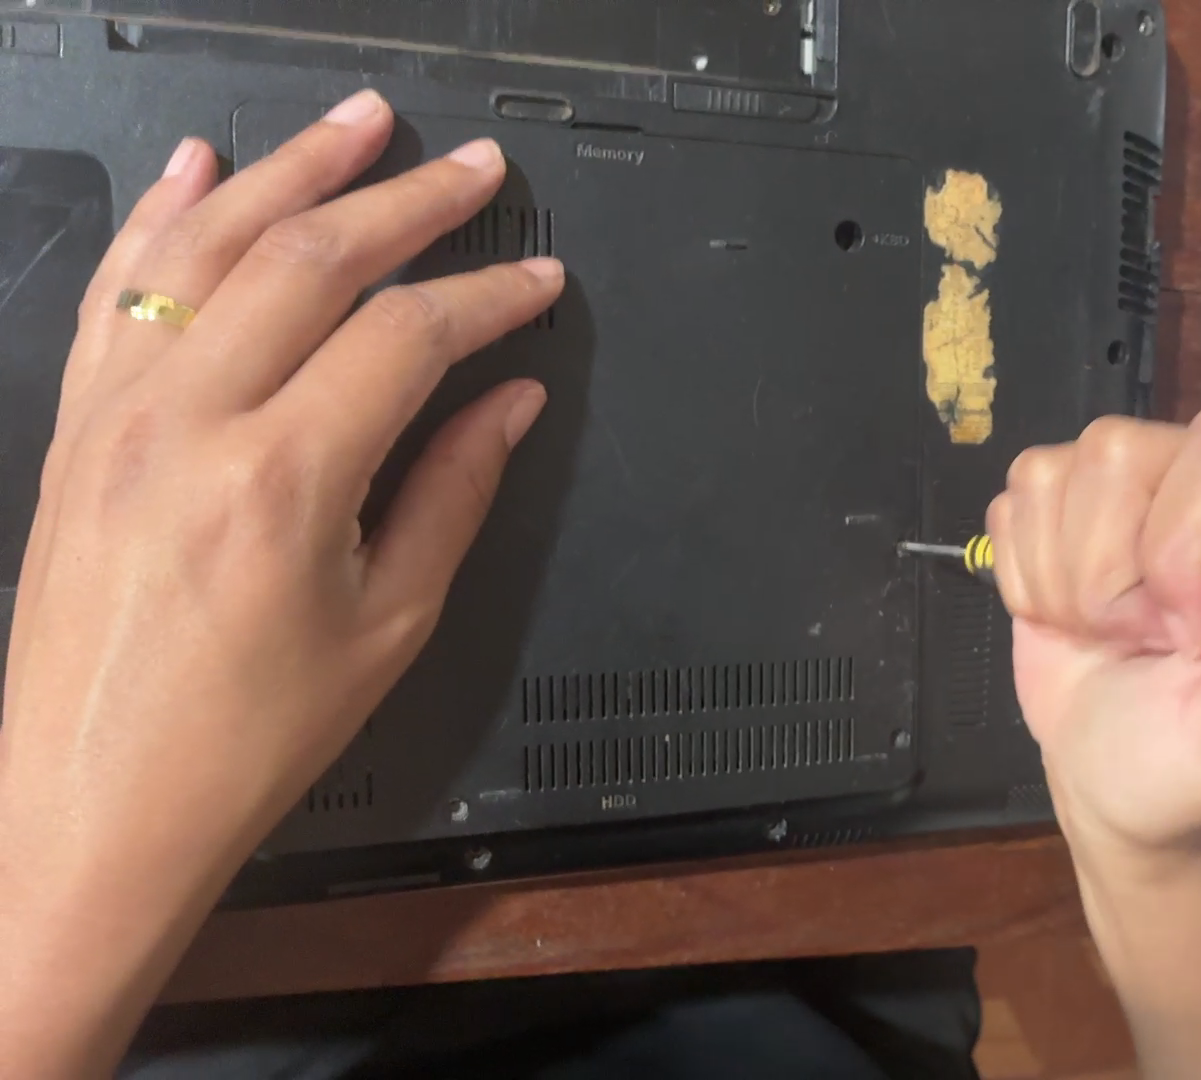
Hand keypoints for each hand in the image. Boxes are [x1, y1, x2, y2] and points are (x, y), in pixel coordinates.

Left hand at [1, 89, 560, 892]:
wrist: (87, 802)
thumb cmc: (261, 725)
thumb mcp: (397, 611)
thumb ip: (456, 486)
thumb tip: (510, 401)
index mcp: (286, 477)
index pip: (407, 337)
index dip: (487, 296)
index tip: (540, 278)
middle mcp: (187, 424)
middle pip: (309, 263)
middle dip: (405, 201)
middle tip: (474, 166)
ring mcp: (116, 416)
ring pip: (210, 250)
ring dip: (294, 173)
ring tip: (360, 124)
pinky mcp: (82, 427)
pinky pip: (123, 292)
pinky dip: (172, 216)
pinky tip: (210, 166)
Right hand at [988, 402, 1200, 857]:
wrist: (1109, 780)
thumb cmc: (1193, 763)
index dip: (1186, 548)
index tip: (1196, 633)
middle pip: (1123, 452)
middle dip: (1115, 571)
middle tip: (1151, 633)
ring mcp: (1143, 482)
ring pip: (1060, 471)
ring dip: (1069, 580)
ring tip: (1113, 629)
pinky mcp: (1068, 501)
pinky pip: (1017, 495)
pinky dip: (1028, 576)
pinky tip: (1070, 612)